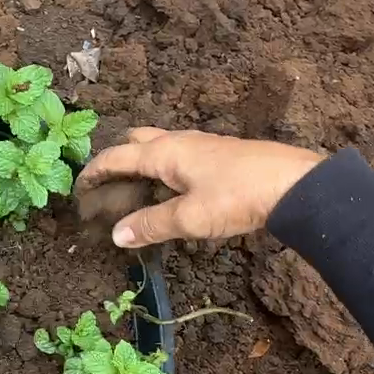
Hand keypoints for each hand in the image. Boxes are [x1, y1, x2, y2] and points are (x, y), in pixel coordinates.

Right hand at [77, 128, 323, 247]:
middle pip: (137, 139)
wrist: (295, 184)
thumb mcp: (190, 218)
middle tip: (108, 181)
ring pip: (160, 144)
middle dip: (117, 155)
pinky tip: (174, 186)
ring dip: (142, 159)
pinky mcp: (220, 153)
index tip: (78, 186)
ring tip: (137, 186)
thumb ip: (151, 225)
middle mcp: (178, 141)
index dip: (94, 170)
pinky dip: (164, 164)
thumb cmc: (237, 197)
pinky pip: (179, 152)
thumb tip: (115, 234)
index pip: (117, 156)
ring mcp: (202, 144)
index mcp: (164, 152)